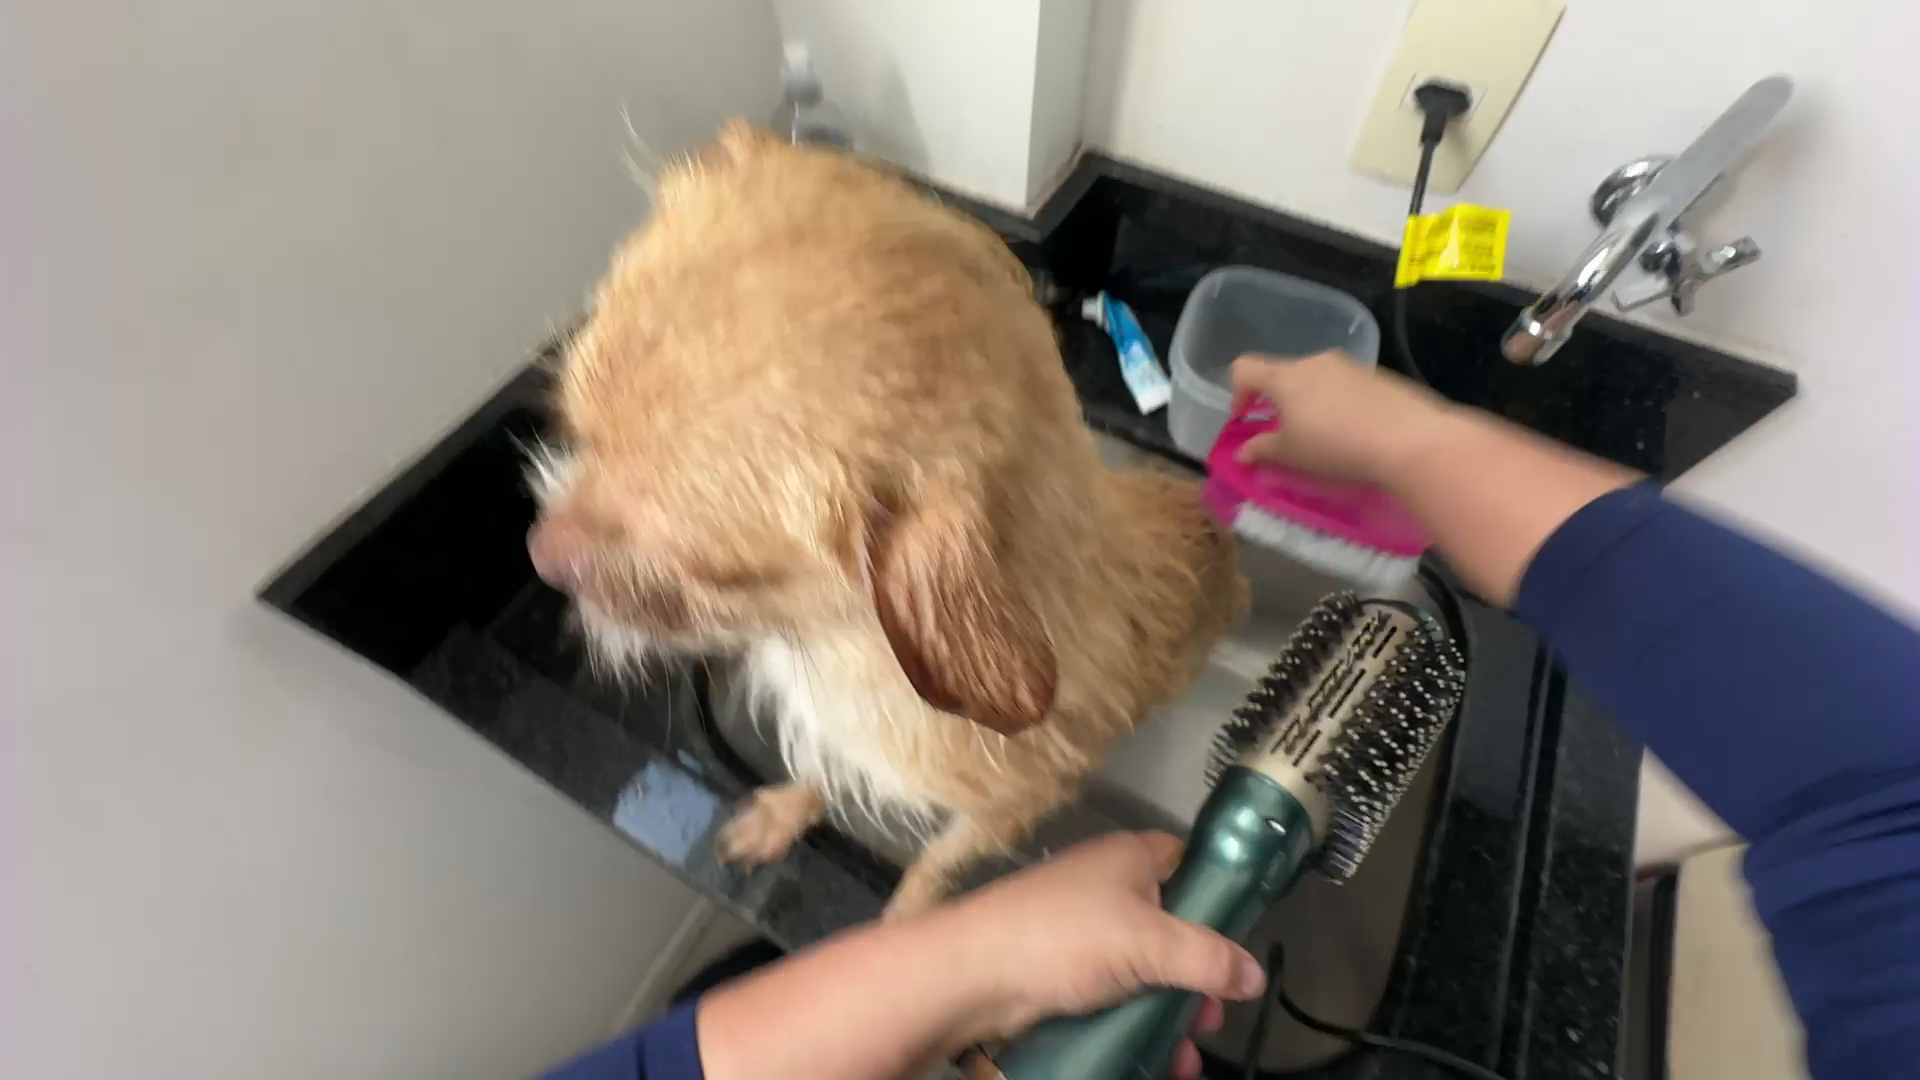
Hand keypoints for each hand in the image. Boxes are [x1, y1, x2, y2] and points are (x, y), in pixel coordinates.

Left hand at [939, 832, 1266, 1077]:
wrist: (978, 970)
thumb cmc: (1066, 935)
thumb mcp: (1147, 942)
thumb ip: (1206, 957)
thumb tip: (1253, 974)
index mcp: (1131, 858)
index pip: (1187, 858)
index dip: (1217, 888)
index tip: (1242, 932)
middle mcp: (1113, 886)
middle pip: (1174, 923)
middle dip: (1200, 972)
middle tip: (1214, 1011)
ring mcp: (1091, 928)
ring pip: (1149, 965)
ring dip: (1174, 1006)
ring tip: (1189, 1045)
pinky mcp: (1073, 967)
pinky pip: (1122, 990)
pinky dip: (1143, 1019)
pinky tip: (1162, 1054)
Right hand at [1229, 351, 1458, 484]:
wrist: (1411, 440)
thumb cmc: (1334, 446)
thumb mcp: (1289, 454)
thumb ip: (1260, 450)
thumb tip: (1242, 453)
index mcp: (1285, 376)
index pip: (1244, 368)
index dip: (1236, 394)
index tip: (1245, 420)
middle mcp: (1315, 362)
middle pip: (1281, 374)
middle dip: (1274, 402)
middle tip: (1283, 434)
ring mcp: (1349, 366)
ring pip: (1312, 380)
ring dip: (1305, 403)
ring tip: (1319, 436)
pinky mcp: (1377, 376)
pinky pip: (1341, 386)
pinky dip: (1334, 404)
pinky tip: (1350, 432)